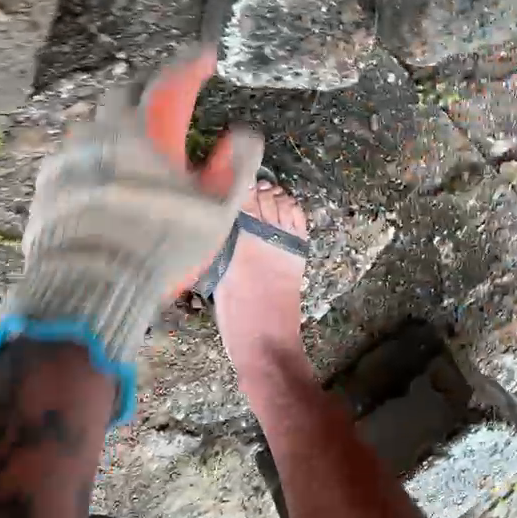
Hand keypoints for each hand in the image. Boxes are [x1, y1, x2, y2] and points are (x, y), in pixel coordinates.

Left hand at [8, 45, 262, 364]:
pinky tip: (100, 173)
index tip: (204, 54)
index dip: (192, 63)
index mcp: (151, 129)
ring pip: (96, 120)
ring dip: (117, 122)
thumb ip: (237, 165)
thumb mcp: (217, 211)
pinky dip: (92, 153)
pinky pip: (73, 152)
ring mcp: (73, 152)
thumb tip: (244, 133)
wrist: (90, 286)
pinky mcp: (49, 179)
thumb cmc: (162, 244)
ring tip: (132, 139)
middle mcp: (108, 129)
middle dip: (149, 88)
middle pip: (127, 91)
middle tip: (166, 99)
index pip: (174, 79)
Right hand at [214, 180, 308, 381]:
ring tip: (262, 197)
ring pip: (281, 202)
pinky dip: (290, 207)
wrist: (266, 340)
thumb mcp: (217, 274)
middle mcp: (264, 234)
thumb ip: (220, 243)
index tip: (227, 177)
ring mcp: (285, 241)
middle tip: (244, 187)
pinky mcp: (299, 251)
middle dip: (253, 188)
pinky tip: (281, 208)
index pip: (240, 198)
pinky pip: (298, 217)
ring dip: (272, 196)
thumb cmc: (234, 314)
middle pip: (262, 196)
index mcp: (239, 239)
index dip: (236, 184)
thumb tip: (219, 220)